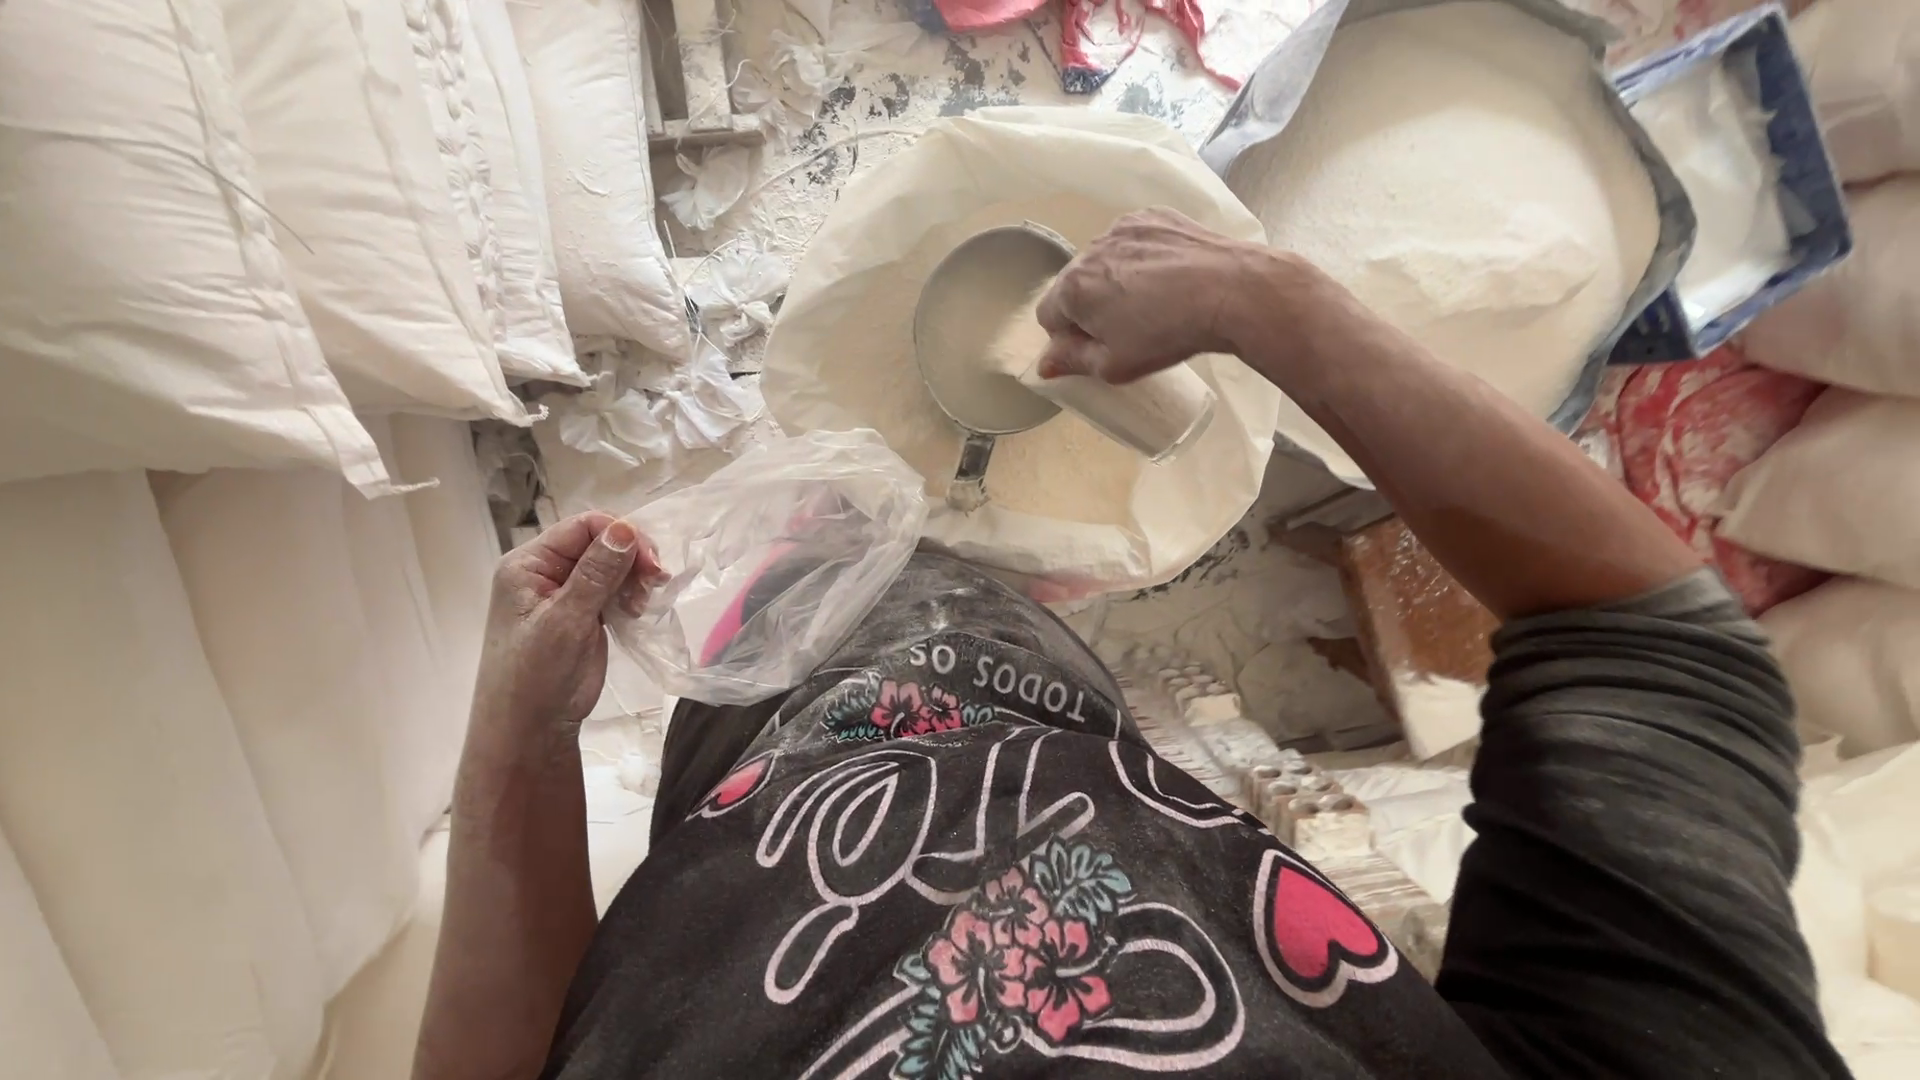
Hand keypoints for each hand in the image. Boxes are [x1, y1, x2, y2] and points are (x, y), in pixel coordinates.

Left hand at [472, 512, 663, 734]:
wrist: (531, 730)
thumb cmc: (537, 676)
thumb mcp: (566, 620)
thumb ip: (597, 573)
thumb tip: (625, 528)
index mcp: (528, 565)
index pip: (582, 527)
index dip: (620, 536)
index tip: (651, 563)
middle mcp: (545, 572)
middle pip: (599, 542)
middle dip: (632, 557)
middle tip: (656, 582)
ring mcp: (565, 593)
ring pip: (611, 565)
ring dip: (634, 577)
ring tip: (644, 603)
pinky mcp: (583, 613)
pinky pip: (613, 589)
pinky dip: (631, 594)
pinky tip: (639, 610)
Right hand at [1037, 207, 1281, 383]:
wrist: (1230, 291)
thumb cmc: (1167, 334)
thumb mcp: (1114, 366)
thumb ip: (1072, 362)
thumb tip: (1044, 364)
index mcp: (1073, 289)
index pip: (1047, 316)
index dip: (1067, 337)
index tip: (1094, 347)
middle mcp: (1089, 250)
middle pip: (1073, 285)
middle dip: (1089, 306)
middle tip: (1125, 328)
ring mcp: (1122, 228)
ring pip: (1102, 261)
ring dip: (1113, 280)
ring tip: (1150, 301)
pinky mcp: (1152, 217)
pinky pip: (1131, 241)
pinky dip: (1139, 258)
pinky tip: (1165, 277)